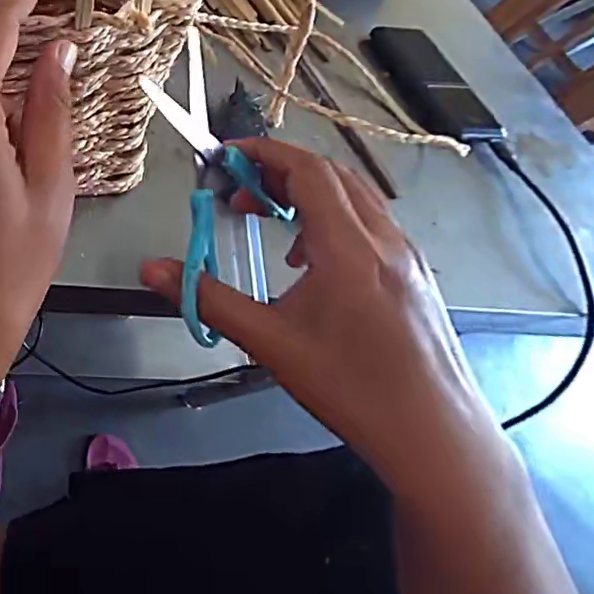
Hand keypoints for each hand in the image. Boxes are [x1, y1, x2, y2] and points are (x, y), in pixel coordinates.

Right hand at [140, 138, 502, 493]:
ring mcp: (405, 255)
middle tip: (236, 187)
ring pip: (352, 195)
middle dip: (277, 169)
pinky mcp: (413, 273)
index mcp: (349, 249)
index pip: (307, 170)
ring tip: (265, 216)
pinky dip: (329, 216)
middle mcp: (383, 240)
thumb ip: (208, 299)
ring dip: (304, 191)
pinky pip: (367, 221)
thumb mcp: (271, 343)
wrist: (439, 441)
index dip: (263, 152)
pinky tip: (307, 256)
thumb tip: (154, 270)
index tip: (227, 155)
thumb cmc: (355, 391)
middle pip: (329, 174)